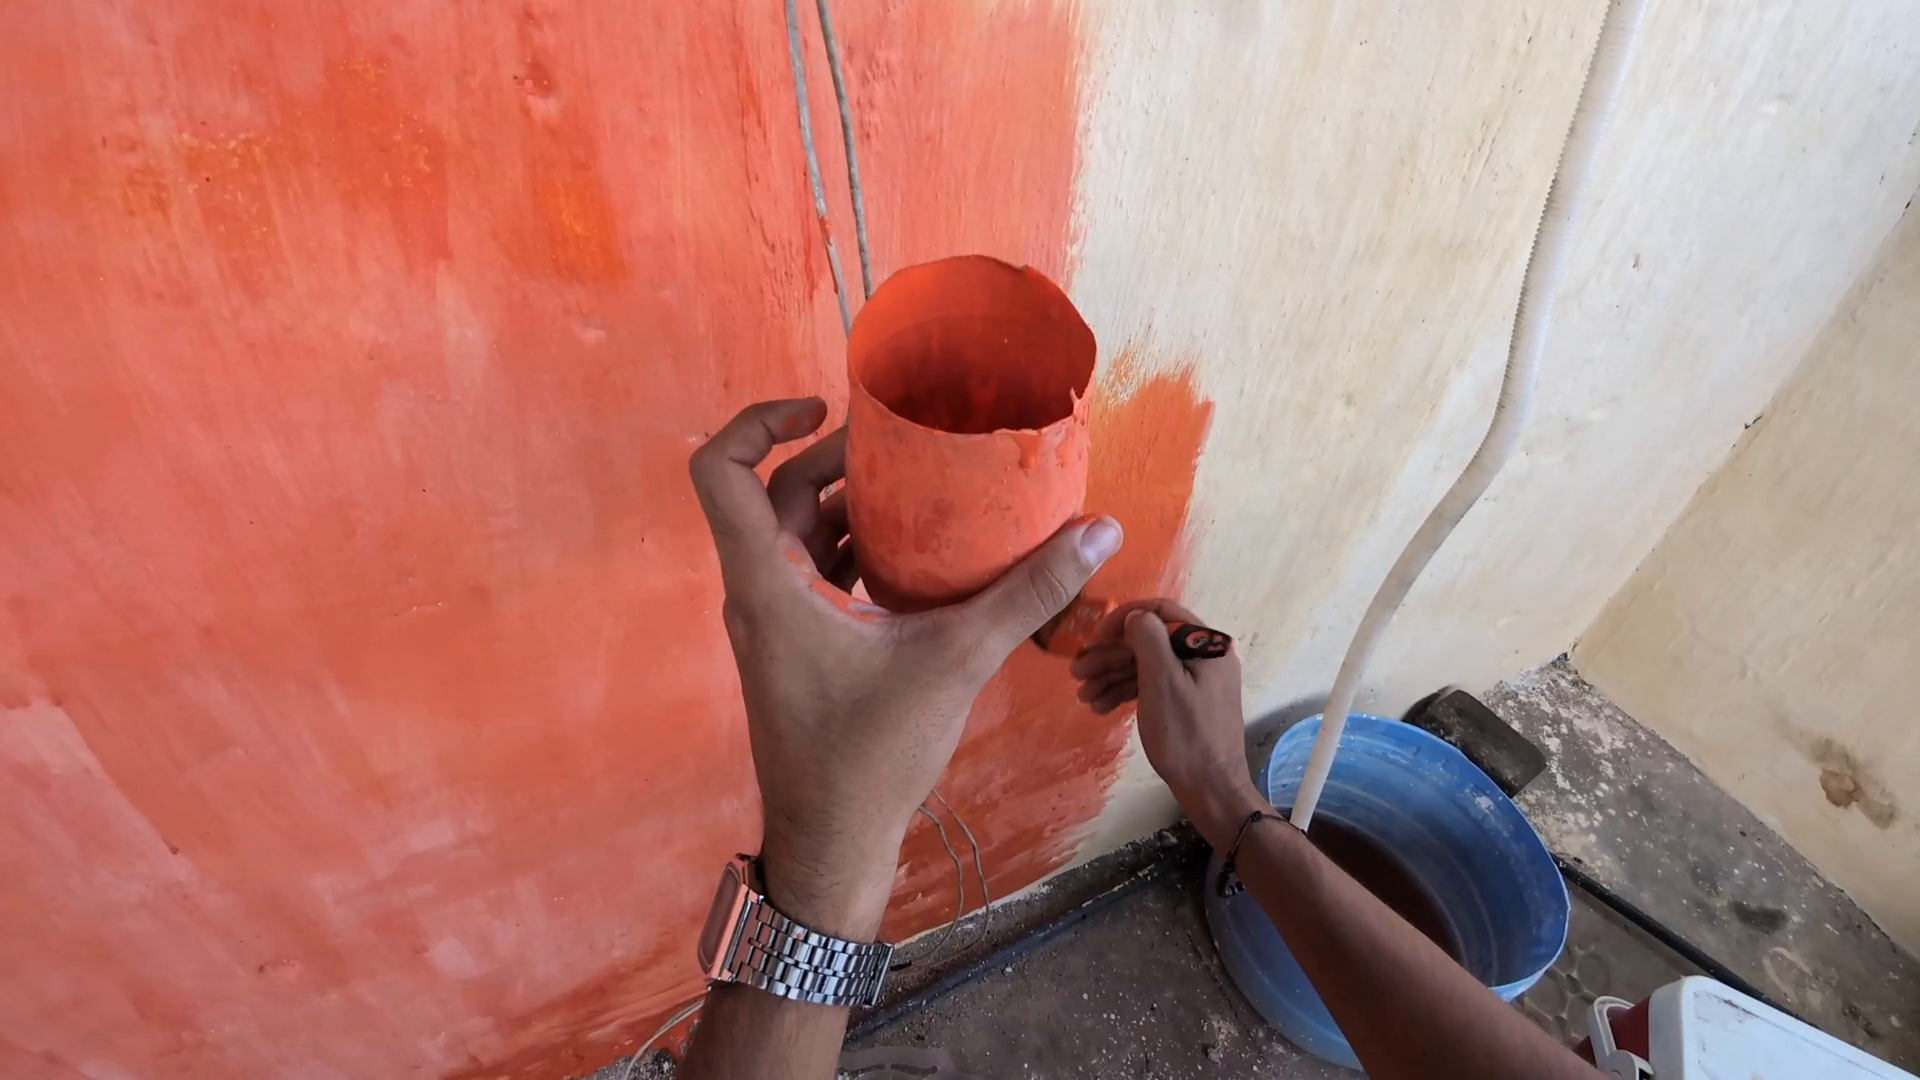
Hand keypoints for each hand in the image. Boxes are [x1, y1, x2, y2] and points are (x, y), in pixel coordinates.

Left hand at [690, 397, 1123, 937]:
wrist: (832, 841)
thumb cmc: (873, 754)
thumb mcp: (956, 661)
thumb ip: (1027, 594)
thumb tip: (1099, 531)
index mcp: (768, 581)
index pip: (720, 471)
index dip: (758, 420)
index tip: (821, 409)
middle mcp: (759, 591)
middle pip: (777, 493)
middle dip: (835, 459)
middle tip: (904, 446)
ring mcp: (775, 621)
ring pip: (798, 533)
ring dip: (850, 504)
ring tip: (920, 488)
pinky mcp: (798, 644)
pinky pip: (816, 571)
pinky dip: (855, 547)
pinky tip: (915, 554)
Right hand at [1069, 600, 1264, 848]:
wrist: (1211, 791)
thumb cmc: (1185, 735)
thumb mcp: (1161, 682)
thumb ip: (1148, 639)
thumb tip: (1135, 615)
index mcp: (1205, 644)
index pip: (1160, 612)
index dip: (1124, 619)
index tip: (1096, 637)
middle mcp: (1203, 656)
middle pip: (1148, 642)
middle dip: (1110, 656)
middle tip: (1077, 673)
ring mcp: (1195, 680)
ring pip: (1146, 665)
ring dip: (1111, 676)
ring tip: (1084, 696)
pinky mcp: (1186, 701)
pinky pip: (1152, 685)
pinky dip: (1126, 692)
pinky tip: (1101, 706)